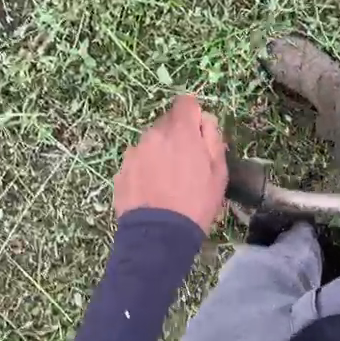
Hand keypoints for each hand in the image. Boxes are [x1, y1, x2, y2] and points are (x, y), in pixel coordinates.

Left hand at [112, 95, 227, 233]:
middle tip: (186, 162)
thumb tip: (205, 121)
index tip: (198, 132)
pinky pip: (137, 159)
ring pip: (151, 141)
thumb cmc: (196, 203)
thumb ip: (213, 139)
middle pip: (168, 122)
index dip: (194, 115)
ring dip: (160, 151)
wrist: (158, 237)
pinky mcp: (121, 170)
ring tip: (167, 180)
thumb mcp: (219, 172)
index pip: (185, 103)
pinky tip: (152, 190)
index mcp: (180, 131)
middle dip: (177, 135)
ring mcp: (134, 152)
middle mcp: (154, 134)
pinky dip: (145, 167)